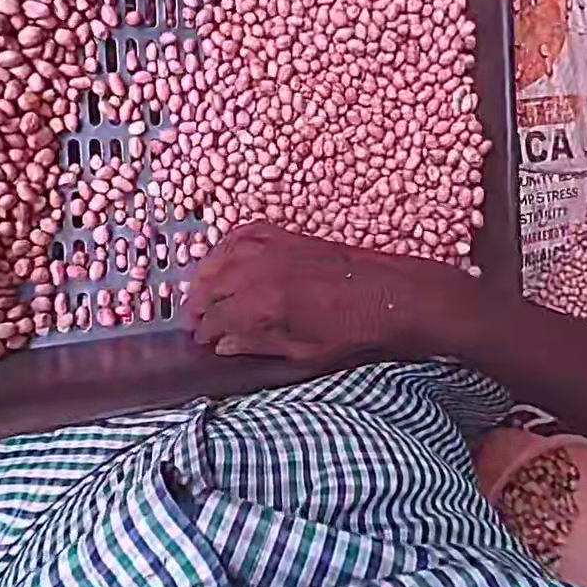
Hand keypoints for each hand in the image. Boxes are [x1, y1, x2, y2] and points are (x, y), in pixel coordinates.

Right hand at [182, 224, 481, 364]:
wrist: (391, 295)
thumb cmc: (353, 330)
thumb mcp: (305, 352)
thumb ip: (258, 345)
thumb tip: (224, 345)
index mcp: (265, 305)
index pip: (217, 317)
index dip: (205, 331)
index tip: (201, 340)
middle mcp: (262, 270)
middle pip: (212, 285)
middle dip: (198, 305)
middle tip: (195, 320)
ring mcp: (274, 248)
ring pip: (222, 257)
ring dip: (206, 275)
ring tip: (202, 292)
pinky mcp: (287, 235)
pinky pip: (244, 233)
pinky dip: (228, 245)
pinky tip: (224, 257)